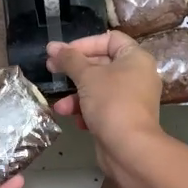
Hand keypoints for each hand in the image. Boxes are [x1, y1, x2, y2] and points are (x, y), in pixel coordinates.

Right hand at [47, 32, 162, 140]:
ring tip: (59, 106)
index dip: (85, 43)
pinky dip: (86, 111)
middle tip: (51, 69)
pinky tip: (75, 120)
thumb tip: (52, 46)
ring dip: (76, 95)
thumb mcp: (86, 76)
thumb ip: (69, 59)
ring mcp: (131, 99)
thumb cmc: (111, 102)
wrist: (129, 148)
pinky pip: (102, 107)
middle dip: (74, 70)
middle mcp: (137, 75)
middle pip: (101, 63)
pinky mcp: (123, 118)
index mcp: (135, 58)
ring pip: (98, 88)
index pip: (110, 39)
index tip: (64, 52)